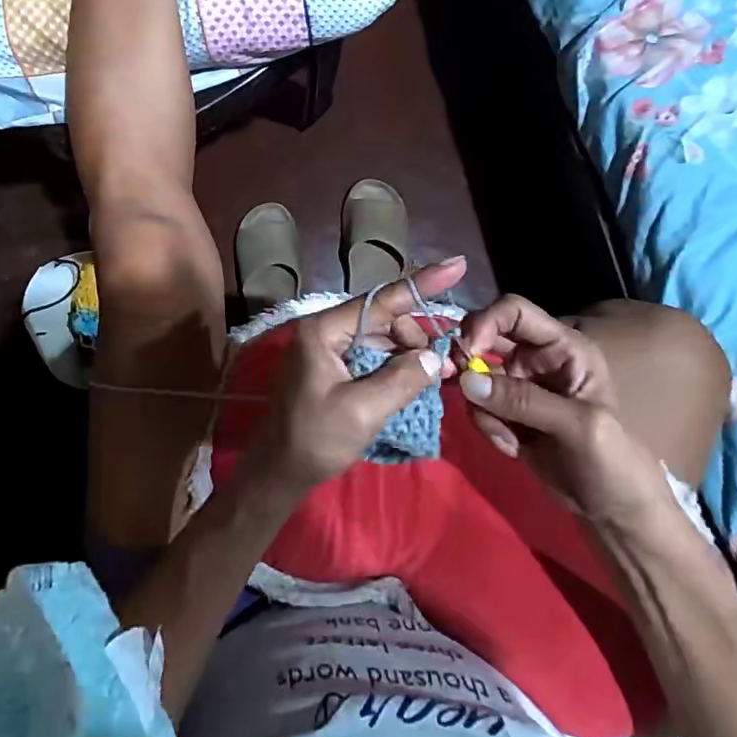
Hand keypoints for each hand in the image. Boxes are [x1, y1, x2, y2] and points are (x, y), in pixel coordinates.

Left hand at [245, 258, 465, 493]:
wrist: (279, 471)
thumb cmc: (315, 439)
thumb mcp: (363, 411)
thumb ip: (402, 378)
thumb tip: (436, 356)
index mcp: (323, 331)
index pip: (380, 300)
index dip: (422, 284)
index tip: (457, 266)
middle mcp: (324, 330)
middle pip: (383, 317)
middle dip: (417, 334)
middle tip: (448, 361)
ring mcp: (327, 348)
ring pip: (381, 335)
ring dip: (410, 351)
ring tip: (436, 374)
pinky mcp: (333, 366)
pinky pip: (373, 354)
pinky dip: (397, 363)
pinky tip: (417, 378)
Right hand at [458, 295, 679, 532]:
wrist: (615, 513)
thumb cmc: (614, 462)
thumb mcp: (578, 427)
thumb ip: (524, 400)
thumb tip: (466, 380)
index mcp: (564, 347)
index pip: (515, 311)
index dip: (486, 320)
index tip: (467, 350)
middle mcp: (537, 359)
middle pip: (484, 336)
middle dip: (468, 360)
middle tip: (461, 387)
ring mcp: (519, 385)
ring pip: (474, 376)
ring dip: (481, 406)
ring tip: (507, 438)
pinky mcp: (505, 412)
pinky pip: (477, 406)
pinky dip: (486, 426)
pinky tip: (512, 448)